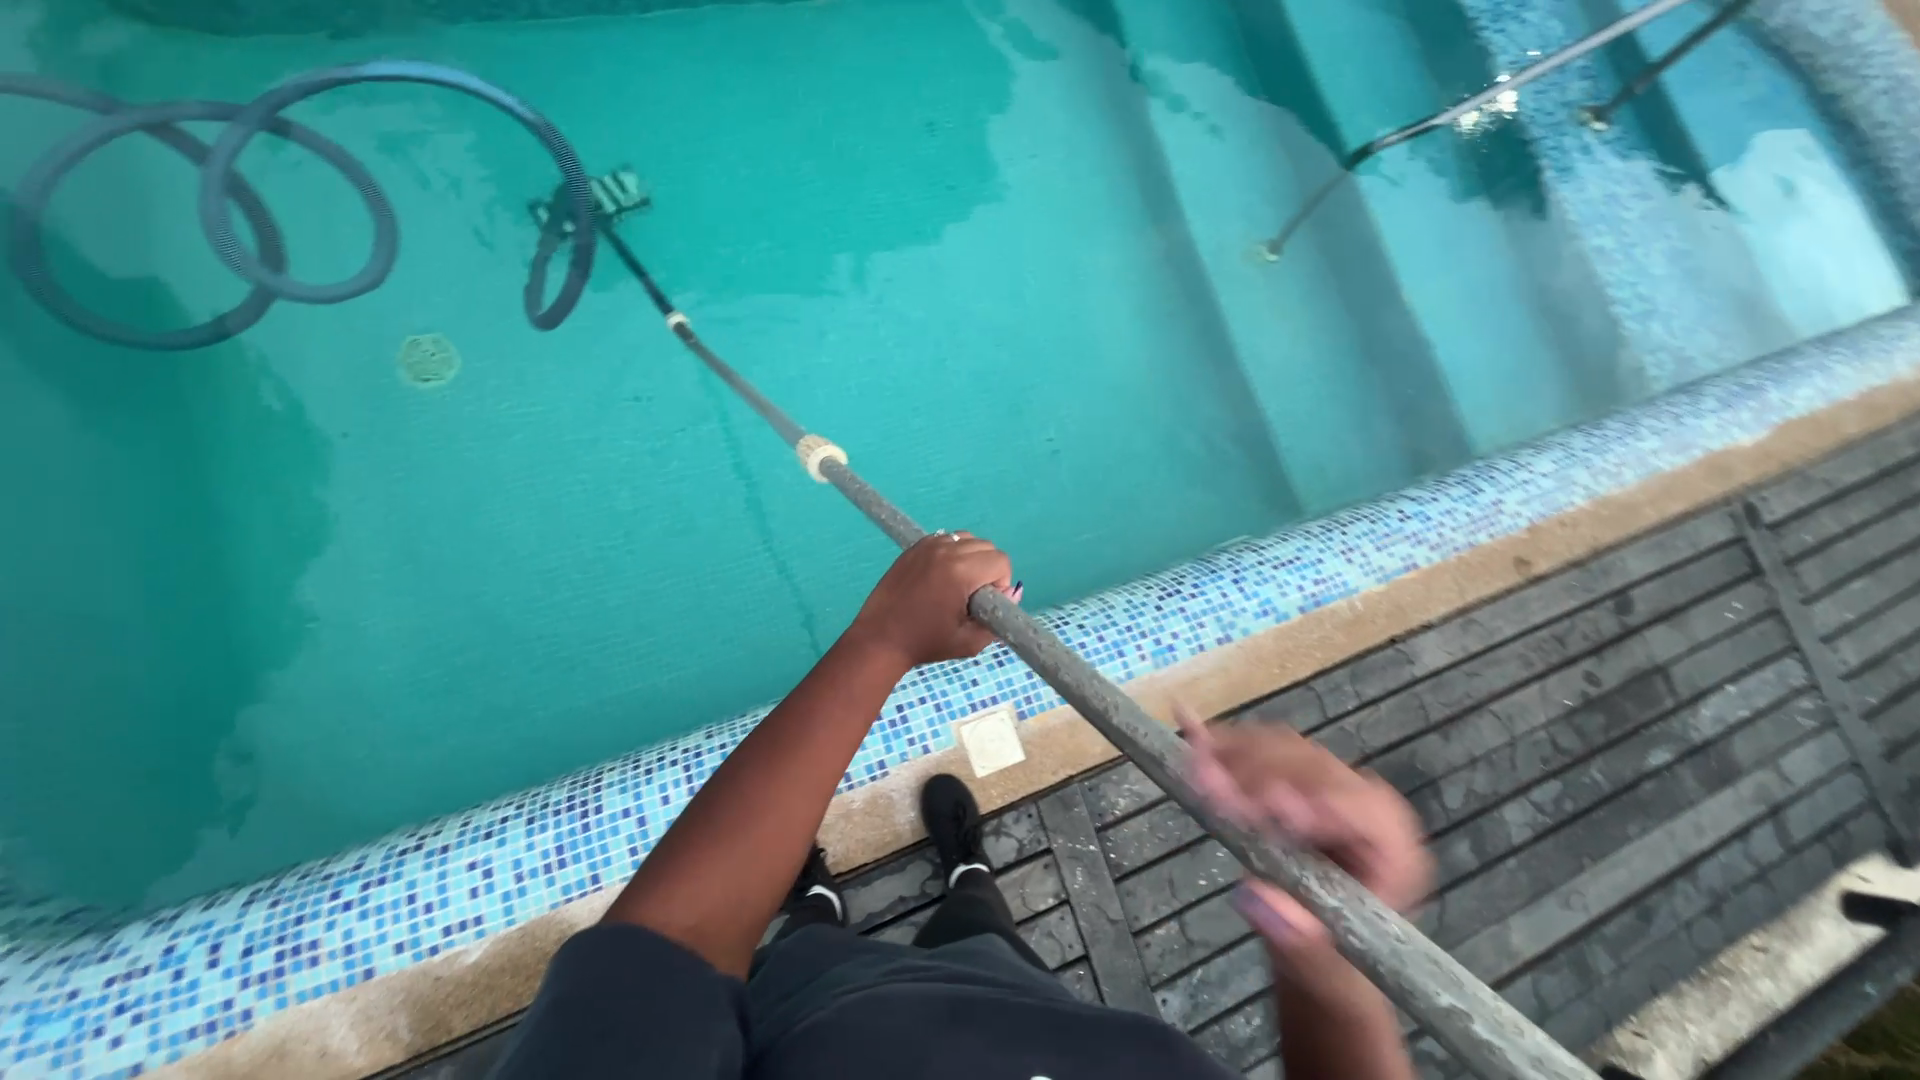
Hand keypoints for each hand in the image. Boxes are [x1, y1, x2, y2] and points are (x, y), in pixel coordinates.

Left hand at [846, 532, 1021, 669]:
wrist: (880, 639)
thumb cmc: (925, 643)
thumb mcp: (969, 641)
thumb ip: (998, 618)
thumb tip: (1012, 593)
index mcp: (960, 571)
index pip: (1000, 561)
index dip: (1001, 583)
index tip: (986, 602)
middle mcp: (945, 550)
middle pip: (986, 546)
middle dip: (988, 569)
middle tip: (973, 595)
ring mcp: (927, 545)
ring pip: (967, 539)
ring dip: (971, 558)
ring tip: (958, 584)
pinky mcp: (914, 547)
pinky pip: (946, 539)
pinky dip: (952, 552)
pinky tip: (942, 576)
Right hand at [1179, 705, 1430, 998]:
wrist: (1322, 954)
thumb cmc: (1334, 964)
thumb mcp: (1323, 968)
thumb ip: (1299, 940)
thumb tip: (1256, 898)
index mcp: (1391, 847)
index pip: (1362, 809)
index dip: (1318, 801)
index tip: (1272, 807)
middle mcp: (1364, 802)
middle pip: (1314, 770)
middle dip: (1259, 776)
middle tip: (1210, 788)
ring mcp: (1325, 782)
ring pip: (1282, 750)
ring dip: (1233, 756)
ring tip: (1194, 771)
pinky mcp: (1289, 774)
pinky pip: (1257, 748)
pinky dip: (1221, 744)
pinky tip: (1190, 732)